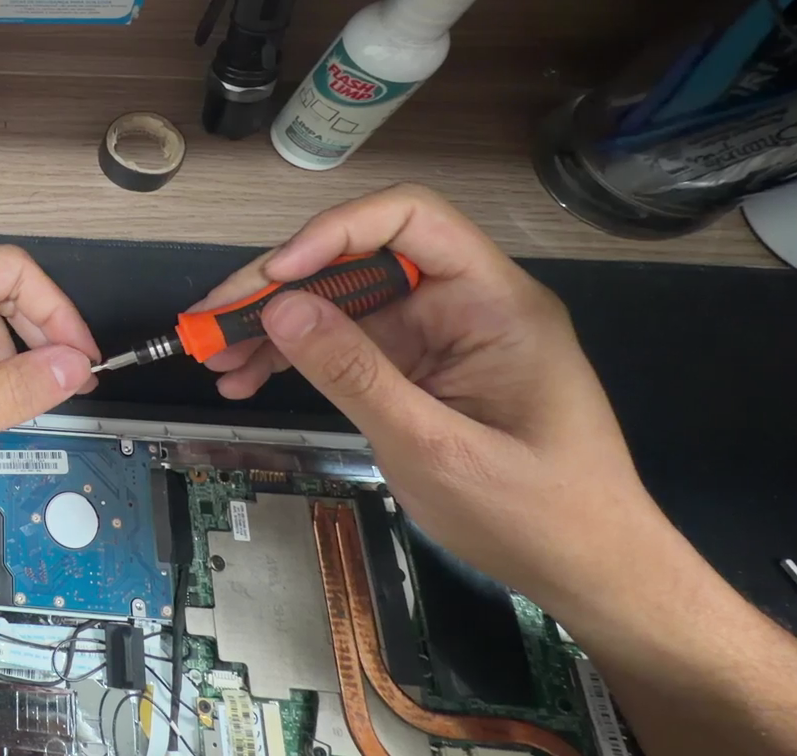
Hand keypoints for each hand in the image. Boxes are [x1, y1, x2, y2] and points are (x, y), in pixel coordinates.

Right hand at [196, 183, 673, 612]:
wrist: (586, 577)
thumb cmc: (538, 516)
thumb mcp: (437, 448)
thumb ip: (356, 374)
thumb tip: (278, 307)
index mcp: (491, 301)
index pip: (409, 220)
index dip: (334, 233)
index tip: (278, 277)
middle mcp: (455, 302)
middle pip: (349, 261)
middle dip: (275, 289)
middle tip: (210, 322)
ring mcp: (426, 334)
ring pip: (330, 302)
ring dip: (267, 327)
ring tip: (214, 359)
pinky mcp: (403, 365)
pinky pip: (333, 344)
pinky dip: (285, 359)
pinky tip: (243, 382)